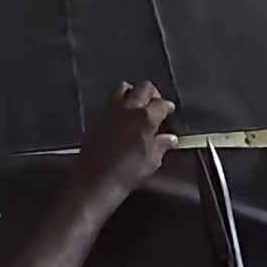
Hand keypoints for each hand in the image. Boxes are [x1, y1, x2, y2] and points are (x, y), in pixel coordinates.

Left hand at [71, 81, 177, 211]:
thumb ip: (162, 145)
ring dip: (132, 93)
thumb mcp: (152, 161)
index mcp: (146, 117)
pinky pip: (110, 101)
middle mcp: (128, 107)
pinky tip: (120, 117)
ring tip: (136, 107)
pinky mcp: (97, 115)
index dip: (167, 107)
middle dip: (152, 93)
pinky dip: (118, 103)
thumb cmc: (129, 172)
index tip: (169, 112)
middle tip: (154, 106)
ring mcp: (110, 109)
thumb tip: (171, 138)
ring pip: (123, 87)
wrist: (96, 180)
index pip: (161, 103)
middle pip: (143, 87)